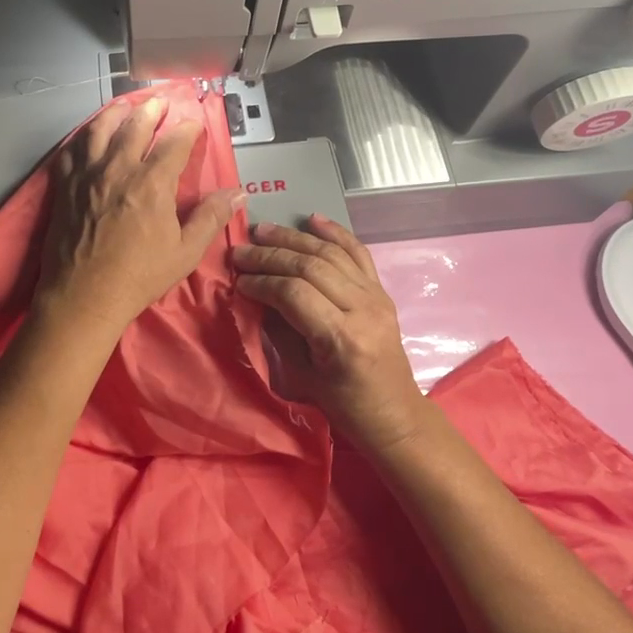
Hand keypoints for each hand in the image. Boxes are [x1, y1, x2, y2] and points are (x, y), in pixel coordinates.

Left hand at [37, 96, 245, 332]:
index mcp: (152, 183)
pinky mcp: (64, 186)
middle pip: (135, 125)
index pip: (174, 142)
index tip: (193, 125)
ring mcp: (87, 175)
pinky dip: (82, 136)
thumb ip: (211, 218)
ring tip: (123, 106)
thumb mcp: (185, 252)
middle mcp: (118, 169)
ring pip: (99, 129)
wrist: (84, 296)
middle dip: (151, 109)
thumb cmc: (139, 277)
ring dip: (114, 113)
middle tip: (159, 103)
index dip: (187, 129)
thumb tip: (238, 194)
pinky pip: (71, 150)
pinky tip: (87, 135)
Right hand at [231, 216, 428, 451]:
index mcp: (342, 338)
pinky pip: (357, 253)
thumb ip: (279, 330)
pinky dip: (334, 233)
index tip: (238, 279)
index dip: (262, 281)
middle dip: (271, 255)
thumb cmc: (343, 404)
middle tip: (241, 251)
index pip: (294, 293)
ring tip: (263, 231)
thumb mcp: (301, 375)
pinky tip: (312, 219)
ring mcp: (376, 296)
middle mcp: (363, 309)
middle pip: (311, 267)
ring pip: (331, 254)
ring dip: (293, 239)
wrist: (393, 413)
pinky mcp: (381, 291)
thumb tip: (255, 294)